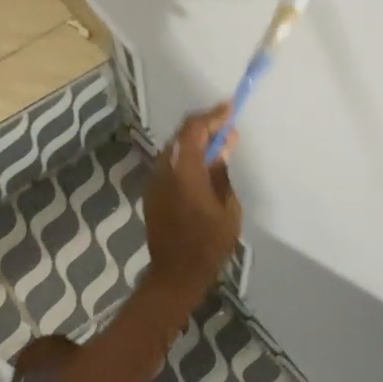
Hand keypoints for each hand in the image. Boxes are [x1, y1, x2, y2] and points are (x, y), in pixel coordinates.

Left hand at [143, 103, 243, 298]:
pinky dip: (186, 159)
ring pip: (174, 151)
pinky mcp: (152, 194)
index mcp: (184, 171)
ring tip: (219, 146)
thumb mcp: (227, 208)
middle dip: (204, 127)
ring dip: (195, 144)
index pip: (194, 130)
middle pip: (181, 137)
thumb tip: (222, 148)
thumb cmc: (208, 244)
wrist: (176, 273)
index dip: (212, 115)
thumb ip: (221, 173)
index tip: (230, 108)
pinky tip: (203, 168)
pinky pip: (170, 167)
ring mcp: (155, 183)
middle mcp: (164, 171)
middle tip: (227, 126)